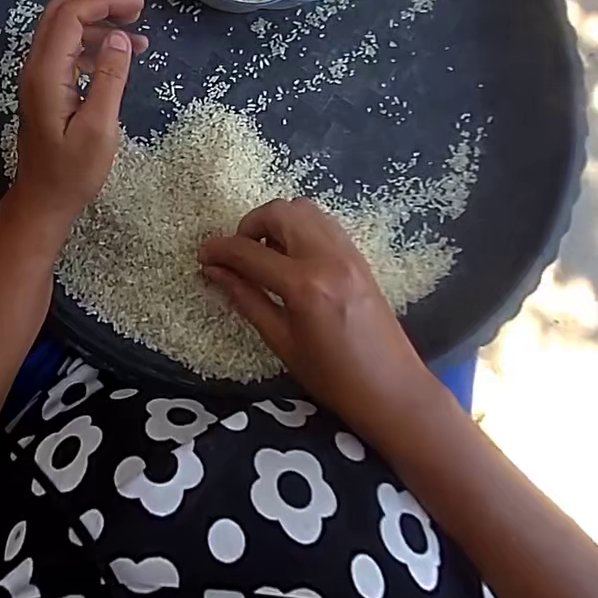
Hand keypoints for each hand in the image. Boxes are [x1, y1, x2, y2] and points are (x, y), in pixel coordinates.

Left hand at [11, 0, 148, 223]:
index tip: (137, 8)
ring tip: (138, 39)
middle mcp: (36, 68)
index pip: (69, 17)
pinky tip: (118, 58)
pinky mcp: (45, 89)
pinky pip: (67, 53)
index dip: (103, 4)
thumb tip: (121, 38)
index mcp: (47, 74)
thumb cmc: (72, 171)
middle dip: (99, 7)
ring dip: (99, 27)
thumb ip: (110, 78)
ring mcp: (38, 78)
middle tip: (136, 12)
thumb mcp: (100, 127)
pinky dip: (92, 47)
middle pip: (61, 16)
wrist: (43, 199)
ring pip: (64, 33)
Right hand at [199, 198, 437, 431]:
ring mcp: (347, 251)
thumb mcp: (281, 341)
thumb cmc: (332, 377)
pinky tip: (292, 258)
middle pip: (278, 212)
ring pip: (302, 208)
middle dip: (249, 226)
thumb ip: (246, 298)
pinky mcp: (358, 254)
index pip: (249, 252)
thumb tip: (214, 271)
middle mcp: (327, 257)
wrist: (393, 390)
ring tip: (267, 255)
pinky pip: (322, 221)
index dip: (220, 250)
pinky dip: (299, 227)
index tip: (203, 255)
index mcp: (304, 285)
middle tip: (240, 255)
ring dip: (276, 222)